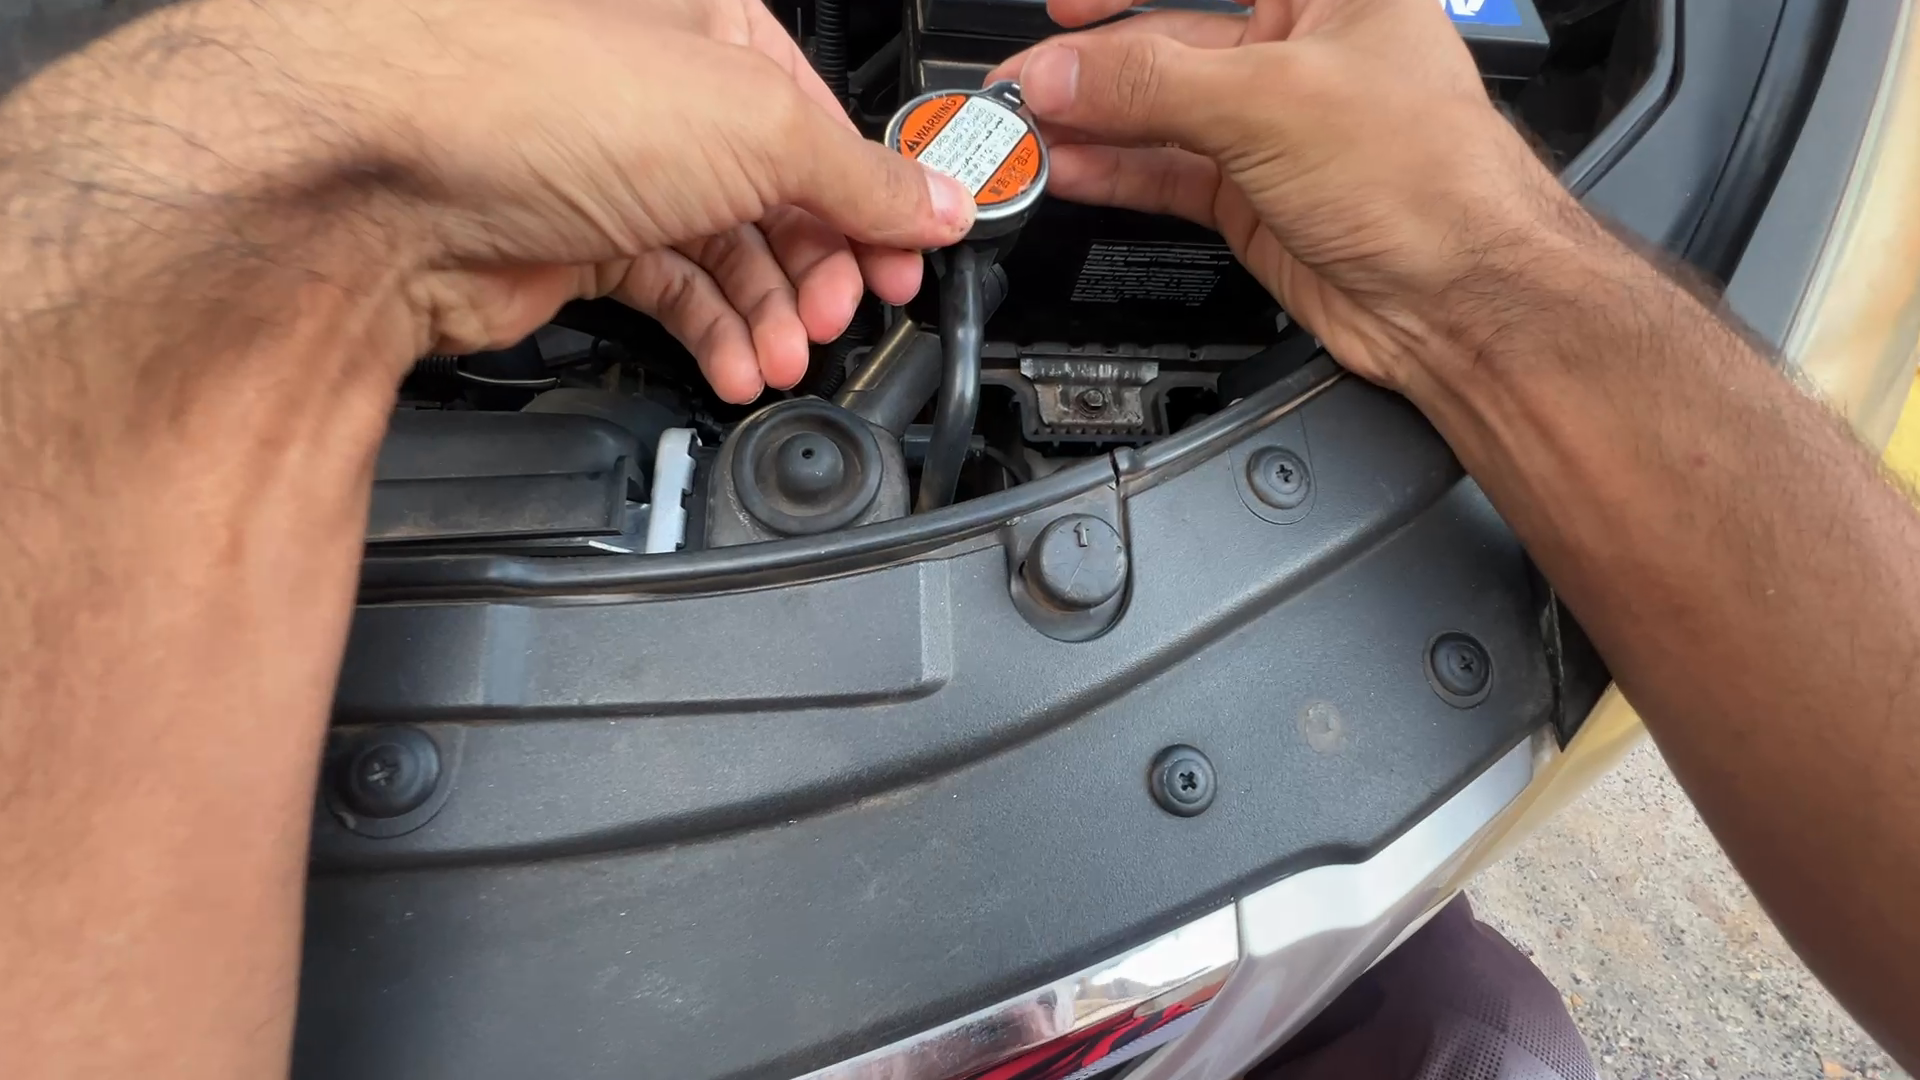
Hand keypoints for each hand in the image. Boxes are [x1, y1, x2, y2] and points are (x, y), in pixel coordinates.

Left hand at [372, 0, 978, 400]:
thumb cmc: (540, 98)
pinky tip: (738, 367)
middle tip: (840, 317)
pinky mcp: (587, 241)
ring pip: (732, 259)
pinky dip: (716, 336)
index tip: (905, 264)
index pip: (827, 131)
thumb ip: (863, 178)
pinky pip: (678, 294)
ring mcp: (624, 172)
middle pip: (784, 201)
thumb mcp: (757, 126)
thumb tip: (942, 202)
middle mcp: (667, 96)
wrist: (375, 178)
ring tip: (784, 360)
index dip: (875, 205)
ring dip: (770, 320)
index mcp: (713, 30)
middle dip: (820, 272)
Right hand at [989, 0, 1584, 392]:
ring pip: (1154, 117)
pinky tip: (1068, 170)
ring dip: (1089, 127)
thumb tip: (1062, 77)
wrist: (1445, 294)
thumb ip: (1155, 88)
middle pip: (1164, 45)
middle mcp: (1291, 51)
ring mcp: (1261, 129)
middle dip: (1087, 67)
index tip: (1062, 4)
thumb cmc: (1420, 177)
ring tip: (1026, 136)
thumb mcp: (1273, 104)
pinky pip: (1162, 173)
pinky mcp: (1242, 194)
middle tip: (1019, 90)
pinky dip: (1114, 173)